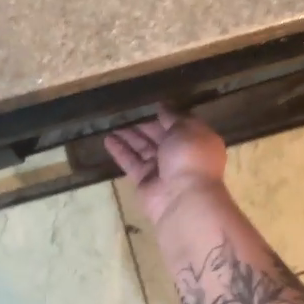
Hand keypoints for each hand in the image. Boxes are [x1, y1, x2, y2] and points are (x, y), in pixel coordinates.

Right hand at [104, 105, 227, 223]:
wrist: (183, 199)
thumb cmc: (190, 157)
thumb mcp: (186, 128)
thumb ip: (172, 117)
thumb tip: (163, 106)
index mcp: (196, 140)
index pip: (179, 124)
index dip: (164, 115)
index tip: (148, 104)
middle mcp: (180, 154)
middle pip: (159, 136)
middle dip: (143, 124)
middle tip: (124, 111)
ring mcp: (162, 169)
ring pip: (143, 148)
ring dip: (128, 136)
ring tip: (111, 122)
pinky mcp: (144, 181)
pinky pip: (131, 162)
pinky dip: (120, 151)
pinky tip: (107, 138)